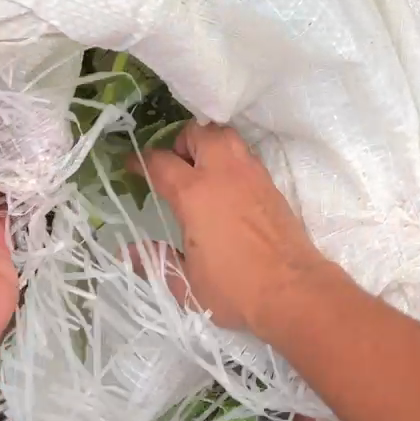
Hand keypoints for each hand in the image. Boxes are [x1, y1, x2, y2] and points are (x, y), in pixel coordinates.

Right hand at [135, 122, 334, 333]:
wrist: (291, 287)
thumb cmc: (234, 288)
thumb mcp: (186, 283)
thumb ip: (157, 262)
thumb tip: (129, 253)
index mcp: (195, 194)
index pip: (161, 163)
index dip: (141, 161)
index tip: (131, 165)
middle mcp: (223, 172)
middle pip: (198, 132)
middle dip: (181, 142)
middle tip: (174, 168)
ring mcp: (250, 172)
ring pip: (226, 135)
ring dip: (209, 142)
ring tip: (200, 170)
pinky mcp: (269, 180)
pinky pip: (244, 152)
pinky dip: (230, 156)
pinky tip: (226, 184)